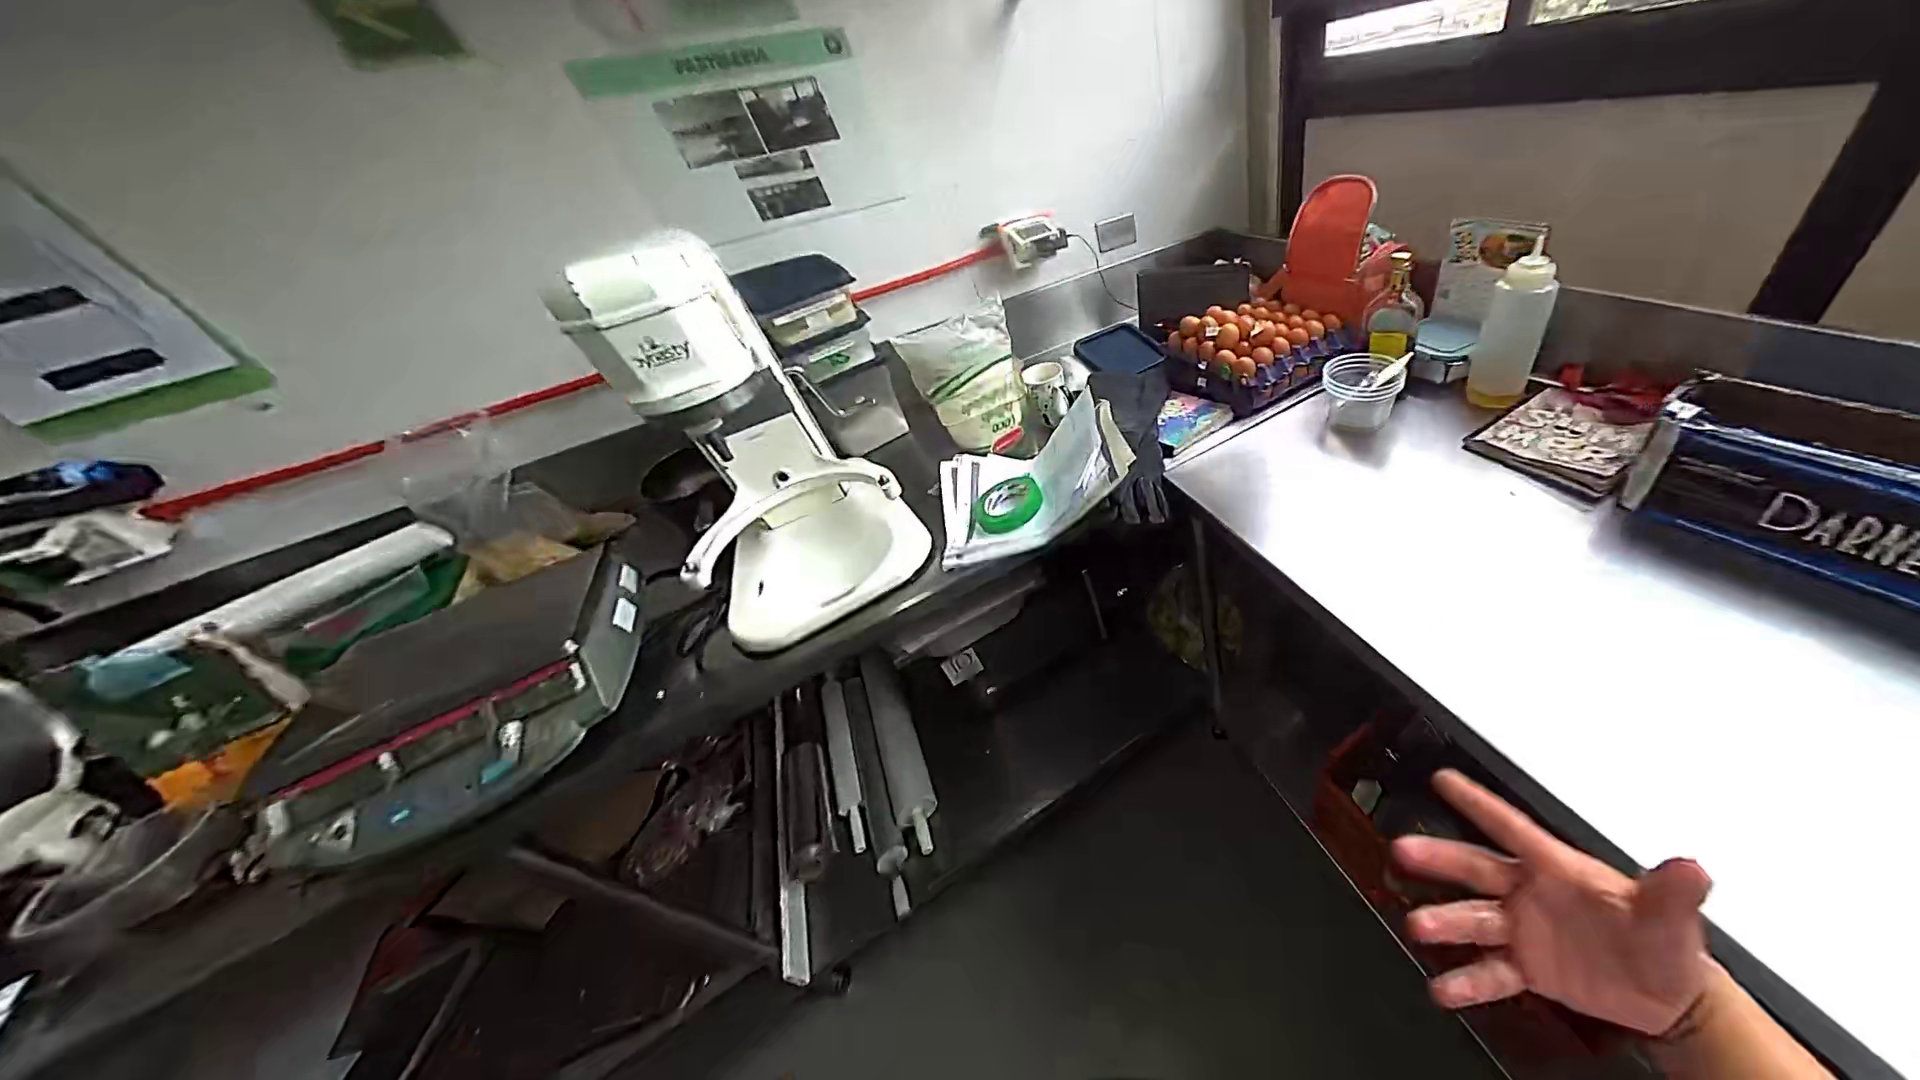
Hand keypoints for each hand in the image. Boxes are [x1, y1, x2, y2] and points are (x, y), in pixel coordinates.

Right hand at [1392, 769, 1713, 1035]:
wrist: (1668, 1000)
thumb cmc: (1658, 941)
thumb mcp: (1670, 917)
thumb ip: (1673, 892)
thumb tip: (1692, 867)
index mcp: (1555, 869)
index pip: (1511, 828)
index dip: (1477, 803)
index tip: (1443, 780)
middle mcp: (1525, 892)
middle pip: (1474, 868)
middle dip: (1437, 859)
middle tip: (1404, 851)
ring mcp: (1519, 929)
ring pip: (1472, 919)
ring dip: (1444, 922)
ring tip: (1419, 926)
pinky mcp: (1522, 965)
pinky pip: (1490, 972)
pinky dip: (1467, 981)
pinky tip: (1444, 987)